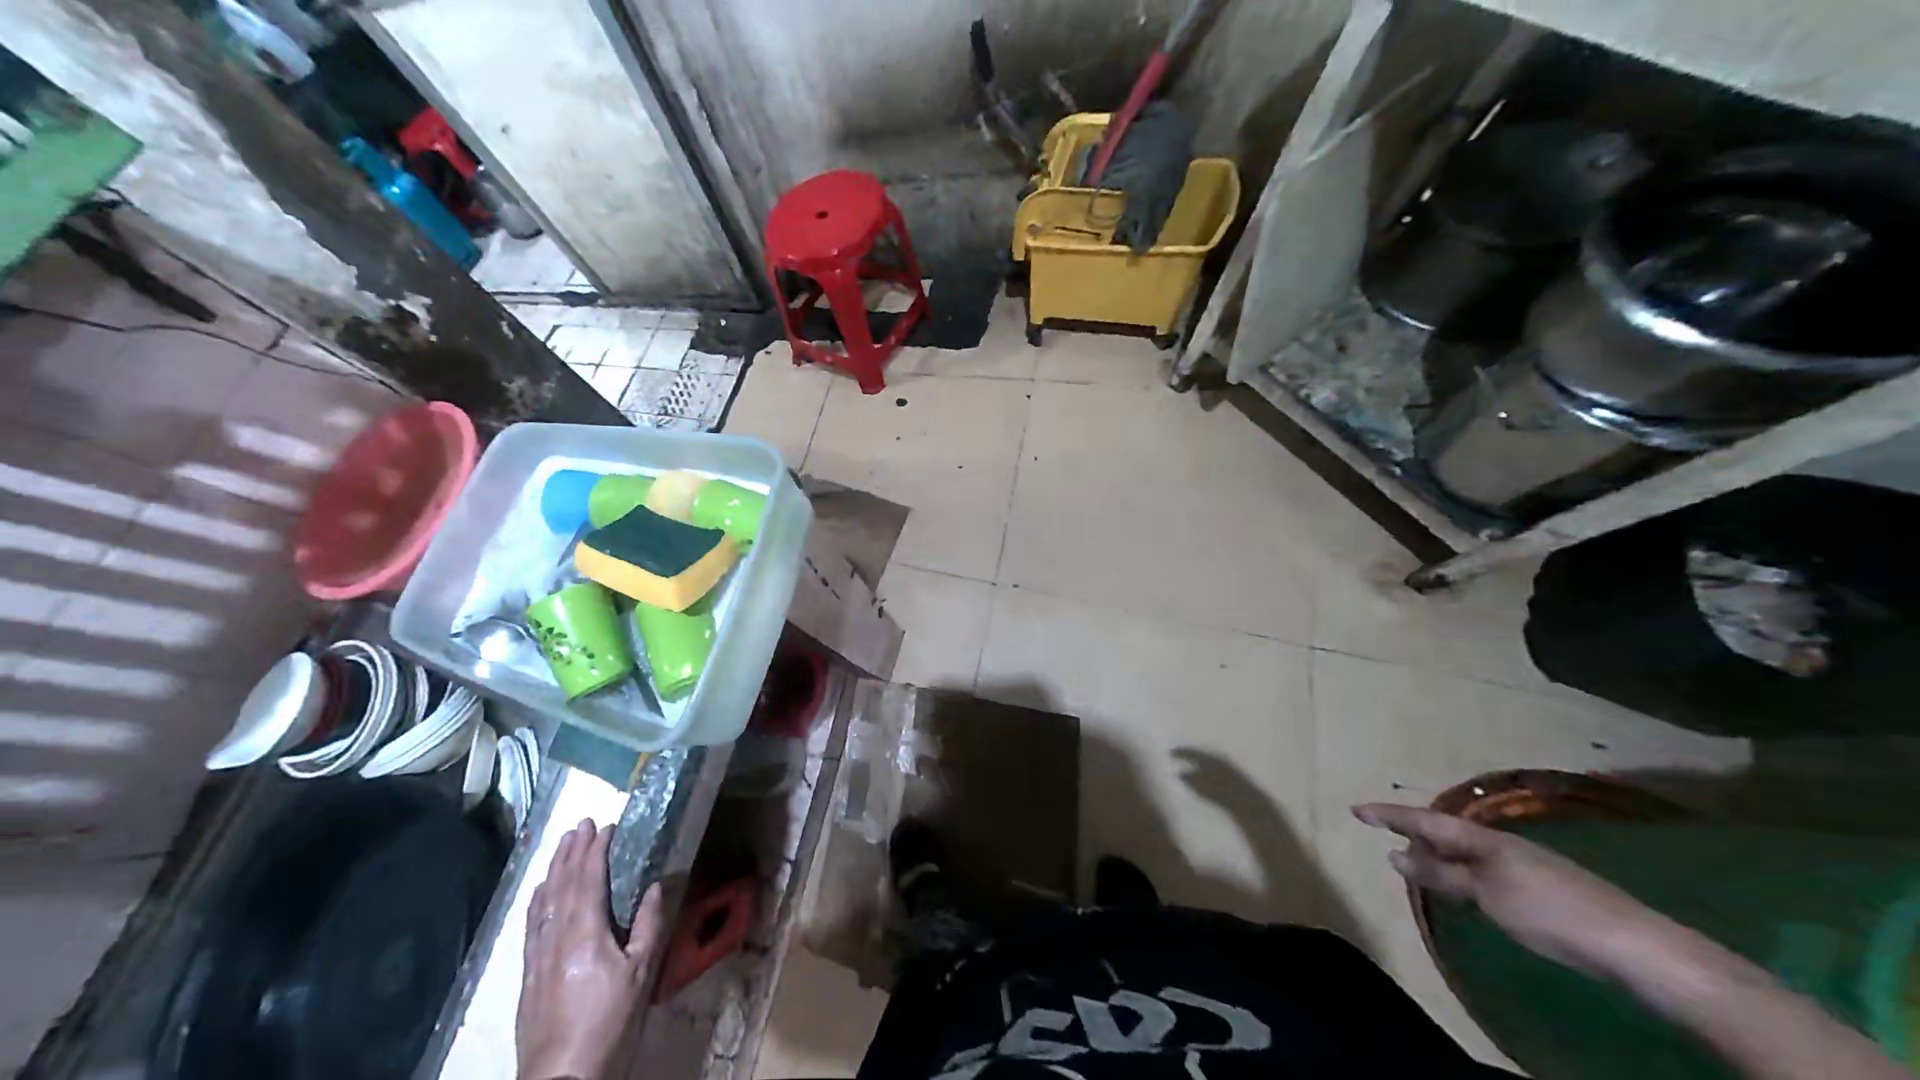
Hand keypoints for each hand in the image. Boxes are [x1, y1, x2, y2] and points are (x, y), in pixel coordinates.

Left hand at [517, 820, 665, 1079]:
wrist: (563, 1076)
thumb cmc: (610, 1021)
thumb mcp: (641, 973)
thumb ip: (649, 926)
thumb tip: (655, 886)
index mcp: (585, 932)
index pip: (589, 879)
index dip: (596, 850)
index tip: (606, 826)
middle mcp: (556, 936)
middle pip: (562, 884)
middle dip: (572, 852)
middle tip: (582, 823)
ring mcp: (537, 955)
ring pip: (543, 901)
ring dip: (553, 869)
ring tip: (562, 845)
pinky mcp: (527, 974)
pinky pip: (530, 924)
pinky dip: (536, 900)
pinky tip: (539, 891)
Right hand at [1352, 803, 1665, 977]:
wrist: (1634, 943)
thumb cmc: (1549, 911)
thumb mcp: (1485, 894)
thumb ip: (1441, 874)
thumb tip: (1394, 854)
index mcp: (1482, 837)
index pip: (1423, 820)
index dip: (1388, 815)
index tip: (1355, 809)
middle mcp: (1498, 842)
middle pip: (1444, 831)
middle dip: (1412, 832)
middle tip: (1385, 838)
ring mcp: (1521, 861)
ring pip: (1464, 849)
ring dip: (1437, 853)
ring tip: (1417, 865)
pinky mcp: (1537, 884)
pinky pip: (1481, 866)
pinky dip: (1460, 870)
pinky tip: (1463, 887)